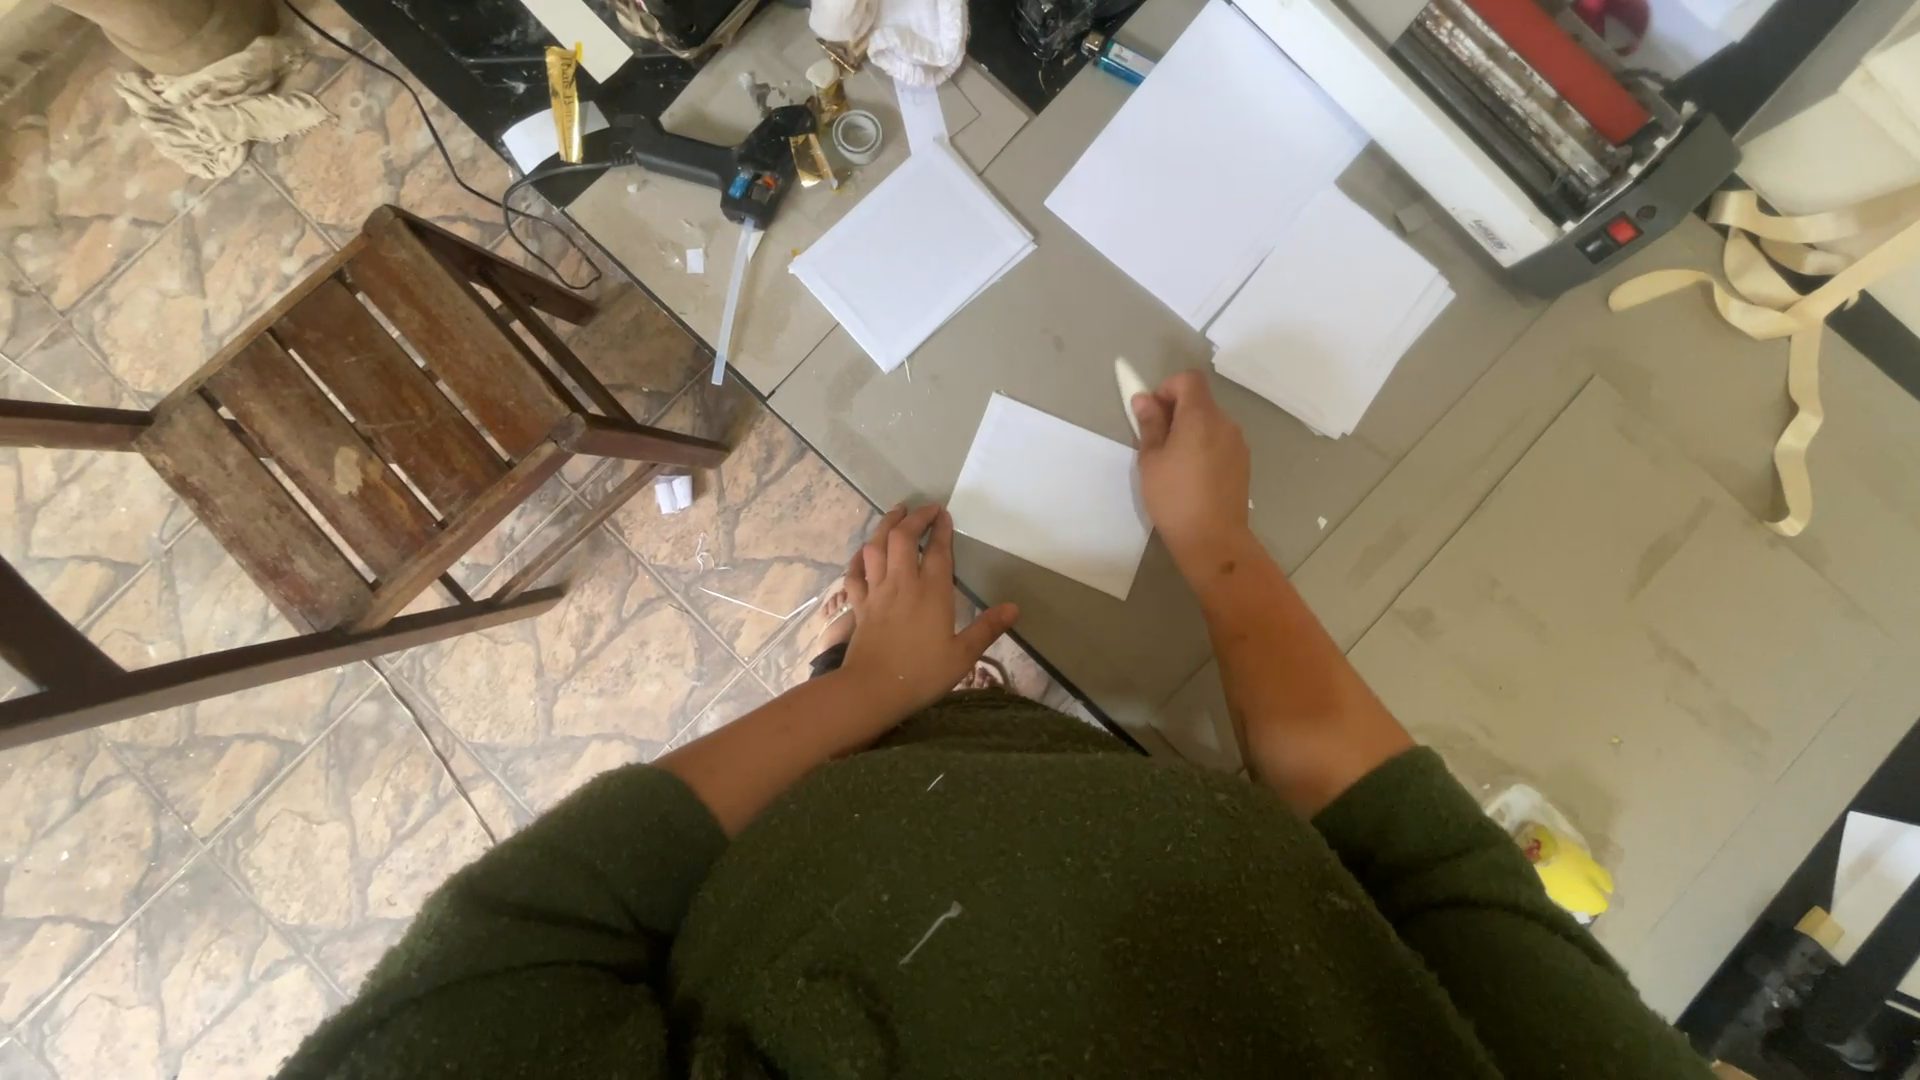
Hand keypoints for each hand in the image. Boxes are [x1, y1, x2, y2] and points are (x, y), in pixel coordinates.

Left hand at [839, 503, 1018, 719]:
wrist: (872, 690)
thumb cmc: (922, 674)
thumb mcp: (963, 655)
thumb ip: (987, 629)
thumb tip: (1014, 608)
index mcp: (932, 592)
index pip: (938, 551)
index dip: (942, 529)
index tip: (945, 514)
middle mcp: (902, 583)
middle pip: (903, 538)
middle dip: (914, 517)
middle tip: (924, 509)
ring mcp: (877, 592)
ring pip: (876, 547)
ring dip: (885, 526)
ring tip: (895, 513)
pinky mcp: (859, 605)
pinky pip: (855, 573)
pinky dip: (859, 557)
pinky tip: (864, 551)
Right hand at [1132, 371, 1253, 577]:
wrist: (1212, 538)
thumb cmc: (1173, 497)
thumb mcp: (1150, 460)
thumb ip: (1149, 425)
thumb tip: (1143, 399)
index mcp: (1200, 417)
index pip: (1188, 379)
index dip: (1167, 388)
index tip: (1151, 413)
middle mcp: (1224, 423)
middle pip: (1200, 400)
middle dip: (1175, 411)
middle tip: (1155, 441)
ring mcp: (1237, 443)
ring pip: (1210, 422)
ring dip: (1190, 430)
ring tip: (1172, 462)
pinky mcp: (1242, 462)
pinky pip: (1219, 441)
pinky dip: (1204, 445)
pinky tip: (1192, 475)